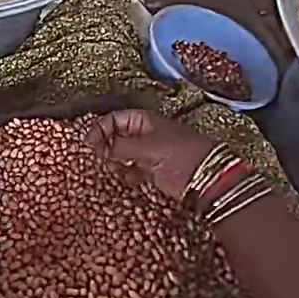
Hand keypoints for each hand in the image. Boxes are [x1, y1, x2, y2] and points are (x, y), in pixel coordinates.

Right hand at [87, 110, 217, 202]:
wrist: (210, 178)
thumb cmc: (180, 154)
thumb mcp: (148, 147)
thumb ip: (121, 147)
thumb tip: (101, 150)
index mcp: (144, 121)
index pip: (114, 119)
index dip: (99, 129)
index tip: (88, 144)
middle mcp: (144, 134)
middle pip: (115, 136)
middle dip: (105, 146)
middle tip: (98, 159)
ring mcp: (148, 152)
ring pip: (121, 154)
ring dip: (114, 161)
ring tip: (112, 170)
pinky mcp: (153, 170)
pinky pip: (131, 169)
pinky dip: (125, 173)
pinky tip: (127, 178)